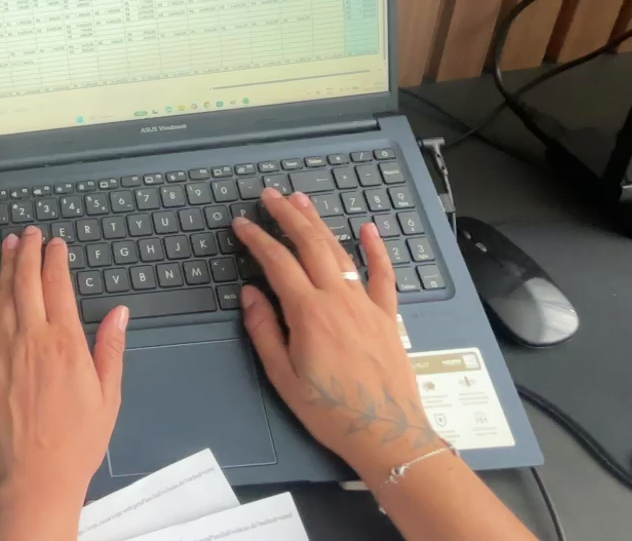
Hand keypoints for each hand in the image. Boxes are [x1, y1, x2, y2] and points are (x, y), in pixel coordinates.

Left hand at [0, 225, 129, 536]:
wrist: (39, 478)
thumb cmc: (78, 440)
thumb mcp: (109, 395)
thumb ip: (111, 348)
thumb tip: (120, 313)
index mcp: (66, 343)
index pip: (59, 287)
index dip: (56, 260)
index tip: (57, 243)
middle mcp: (33, 339)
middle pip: (28, 283)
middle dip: (30, 252)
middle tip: (31, 232)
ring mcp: (5, 352)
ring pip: (2, 297)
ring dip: (5, 267)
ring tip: (8, 244)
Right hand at [232, 189, 442, 480]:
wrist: (390, 438)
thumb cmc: (330, 411)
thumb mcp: (283, 377)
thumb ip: (263, 330)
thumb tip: (250, 293)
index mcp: (309, 312)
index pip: (276, 261)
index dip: (256, 238)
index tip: (241, 223)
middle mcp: (338, 299)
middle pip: (309, 244)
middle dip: (286, 215)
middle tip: (269, 195)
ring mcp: (366, 304)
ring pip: (339, 251)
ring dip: (318, 222)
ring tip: (301, 200)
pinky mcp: (388, 316)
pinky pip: (383, 275)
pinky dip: (376, 249)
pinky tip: (368, 228)